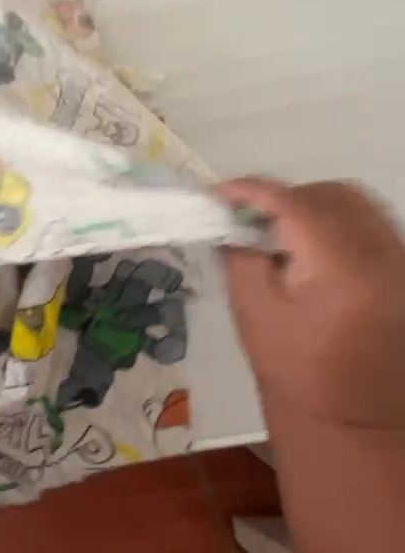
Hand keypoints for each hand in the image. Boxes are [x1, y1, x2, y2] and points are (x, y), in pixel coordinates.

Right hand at [220, 178, 404, 431]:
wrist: (357, 414)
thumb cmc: (292, 361)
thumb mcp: (250, 304)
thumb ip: (242, 252)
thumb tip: (231, 221)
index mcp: (342, 268)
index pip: (296, 203)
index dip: (251, 190)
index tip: (216, 194)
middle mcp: (387, 261)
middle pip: (339, 196)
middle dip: (287, 195)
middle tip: (248, 213)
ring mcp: (404, 271)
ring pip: (362, 209)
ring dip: (313, 208)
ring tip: (277, 230)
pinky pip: (374, 231)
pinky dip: (336, 226)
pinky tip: (307, 250)